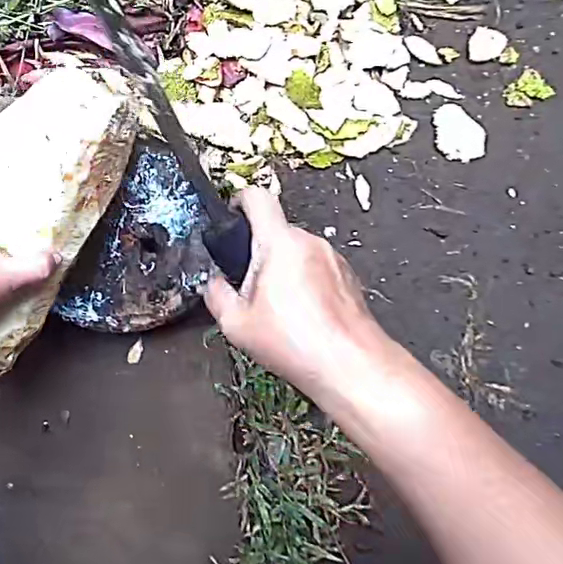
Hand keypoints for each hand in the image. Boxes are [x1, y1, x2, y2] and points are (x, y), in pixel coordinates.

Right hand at [203, 187, 395, 397]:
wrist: (351, 366)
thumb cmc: (298, 343)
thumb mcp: (236, 323)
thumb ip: (215, 293)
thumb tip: (211, 283)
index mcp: (280, 243)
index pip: (257, 198)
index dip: (239, 200)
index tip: (232, 213)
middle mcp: (309, 242)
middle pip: (276, 231)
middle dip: (260, 252)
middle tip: (251, 287)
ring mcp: (332, 258)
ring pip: (298, 250)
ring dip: (284, 269)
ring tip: (279, 309)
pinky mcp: (347, 276)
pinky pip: (318, 267)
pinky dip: (307, 283)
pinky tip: (302, 316)